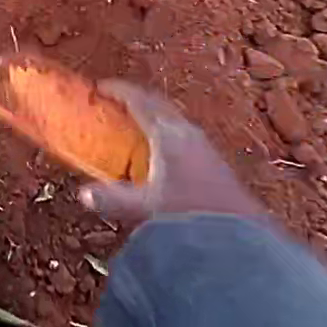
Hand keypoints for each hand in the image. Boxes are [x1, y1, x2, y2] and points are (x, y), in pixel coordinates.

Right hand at [77, 80, 264, 221]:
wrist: (243, 240)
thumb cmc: (191, 215)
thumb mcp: (145, 207)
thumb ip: (113, 199)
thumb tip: (83, 195)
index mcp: (167, 133)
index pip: (139, 100)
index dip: (118, 90)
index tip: (100, 86)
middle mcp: (187, 133)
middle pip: (157, 104)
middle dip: (134, 99)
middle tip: (114, 101)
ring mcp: (204, 146)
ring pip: (172, 118)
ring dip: (152, 115)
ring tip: (134, 125)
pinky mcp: (215, 162)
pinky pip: (183, 133)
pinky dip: (165, 131)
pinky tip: (160, 152)